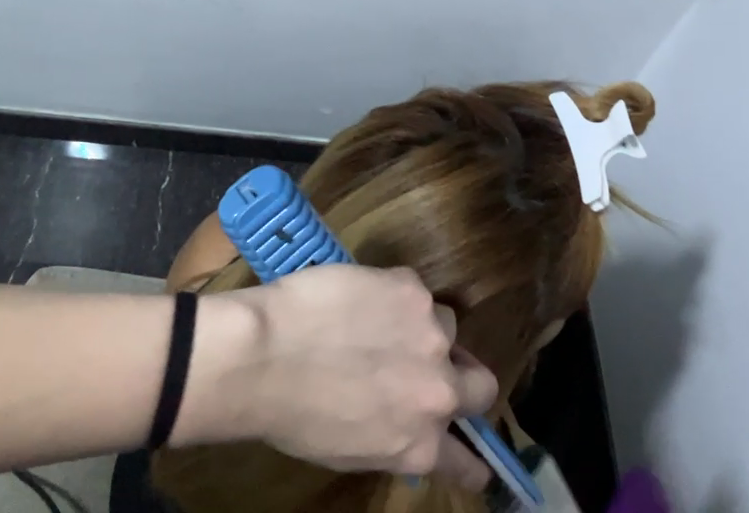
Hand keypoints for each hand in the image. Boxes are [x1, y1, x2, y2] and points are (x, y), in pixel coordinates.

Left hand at [177, 266, 498, 490]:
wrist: (265, 354)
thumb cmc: (292, 415)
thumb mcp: (349, 450)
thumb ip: (393, 437)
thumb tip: (402, 423)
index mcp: (420, 443)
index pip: (468, 459)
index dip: (474, 457)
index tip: (477, 456)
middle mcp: (438, 392)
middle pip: (482, 385)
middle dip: (466, 380)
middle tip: (435, 368)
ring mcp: (432, 334)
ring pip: (447, 326)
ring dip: (423, 329)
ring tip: (380, 323)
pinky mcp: (412, 288)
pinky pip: (415, 290)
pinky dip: (394, 294)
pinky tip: (362, 296)